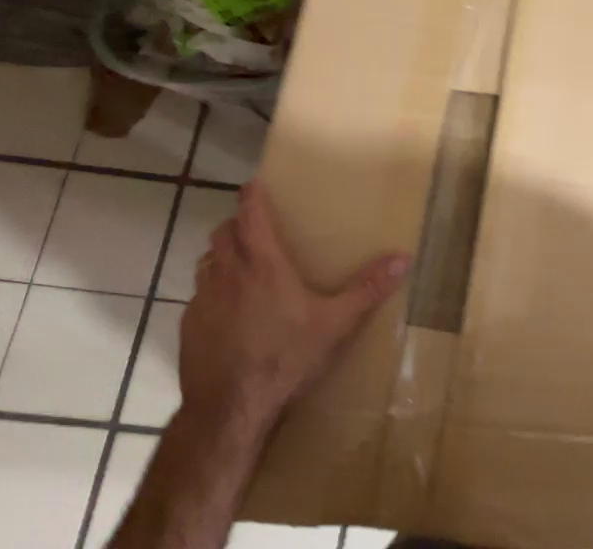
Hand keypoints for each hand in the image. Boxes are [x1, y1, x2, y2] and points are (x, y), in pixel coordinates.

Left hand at [179, 182, 408, 429]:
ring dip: (221, 257)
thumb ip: (368, 290)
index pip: (251, 215)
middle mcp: (228, 274)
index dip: (252, 196)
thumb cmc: (286, 358)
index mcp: (263, 265)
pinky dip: (212, 294)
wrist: (229, 409)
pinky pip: (198, 298)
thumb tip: (402, 258)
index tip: (253, 183)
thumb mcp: (336, 325)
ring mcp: (203, 301)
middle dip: (236, 224)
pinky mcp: (189, 328)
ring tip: (240, 267)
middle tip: (253, 228)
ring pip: (207, 263)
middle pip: (223, 234)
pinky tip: (227, 314)